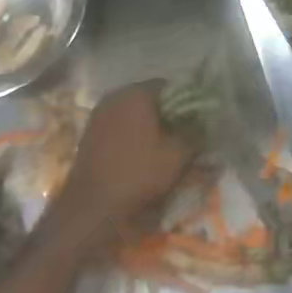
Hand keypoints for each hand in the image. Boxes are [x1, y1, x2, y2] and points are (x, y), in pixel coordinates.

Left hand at [52, 82, 193, 239]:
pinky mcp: (89, 135)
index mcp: (135, 94)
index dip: (185, 101)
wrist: (93, 206)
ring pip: (132, 114)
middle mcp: (114, 98)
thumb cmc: (138, 174)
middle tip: (182, 134)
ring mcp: (98, 116)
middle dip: (166, 114)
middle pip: (148, 99)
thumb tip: (202, 125)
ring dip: (148, 126)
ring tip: (163, 147)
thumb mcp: (178, 155)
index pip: (168, 85)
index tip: (195, 120)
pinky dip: (131, 136)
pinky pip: (118, 127)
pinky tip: (141, 155)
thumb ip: (194, 134)